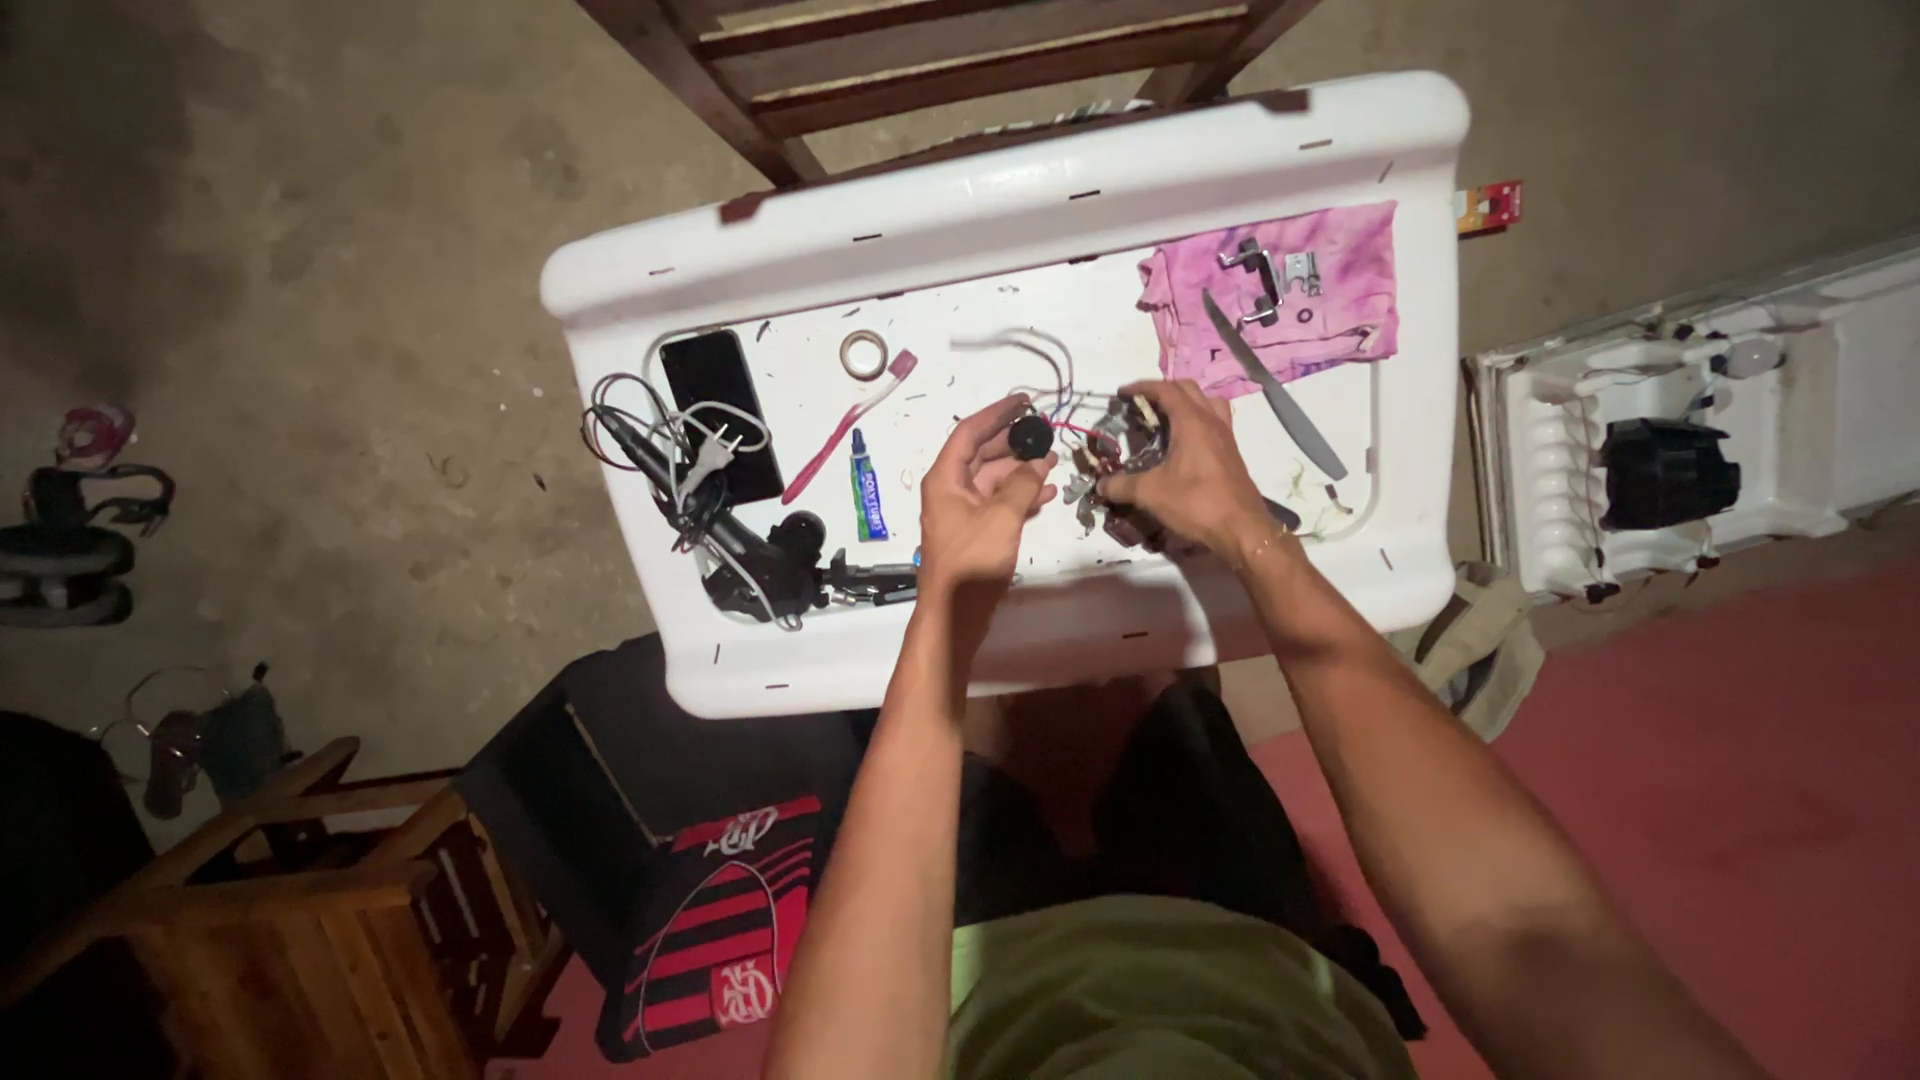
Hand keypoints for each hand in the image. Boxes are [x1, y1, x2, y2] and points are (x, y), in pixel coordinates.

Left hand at [918, 395, 1057, 622]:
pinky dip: (1020, 496)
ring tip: (1053, 463)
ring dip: (1021, 470)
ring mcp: (963, 512)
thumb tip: (1039, 463)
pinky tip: (1046, 494)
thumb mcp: (1002, 516)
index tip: (1024, 401)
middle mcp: (950, 490)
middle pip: (982, 454)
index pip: (969, 432)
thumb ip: (1023, 484)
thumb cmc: (972, 560)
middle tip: (1044, 433)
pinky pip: (999, 503)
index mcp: (945, 478)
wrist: (956, 612)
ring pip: (994, 480)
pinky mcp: (976, 532)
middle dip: (1013, 442)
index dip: (996, 413)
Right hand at [1095, 380, 1279, 563]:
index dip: (1142, 387)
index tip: (1123, 393)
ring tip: (1168, 416)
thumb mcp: (1151, 494)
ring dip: (1187, 400)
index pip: (1166, 390)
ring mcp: (1225, 436)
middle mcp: (1211, 421)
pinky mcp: (1232, 453)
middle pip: (1189, 389)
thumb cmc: (1196, 503)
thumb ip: (1122, 485)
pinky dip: (1199, 420)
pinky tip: (1185, 442)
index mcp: (1192, 422)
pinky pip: (1216, 421)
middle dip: (1163, 389)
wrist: (1241, 528)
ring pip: (1208, 401)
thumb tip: (1100, 484)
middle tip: (1143, 403)